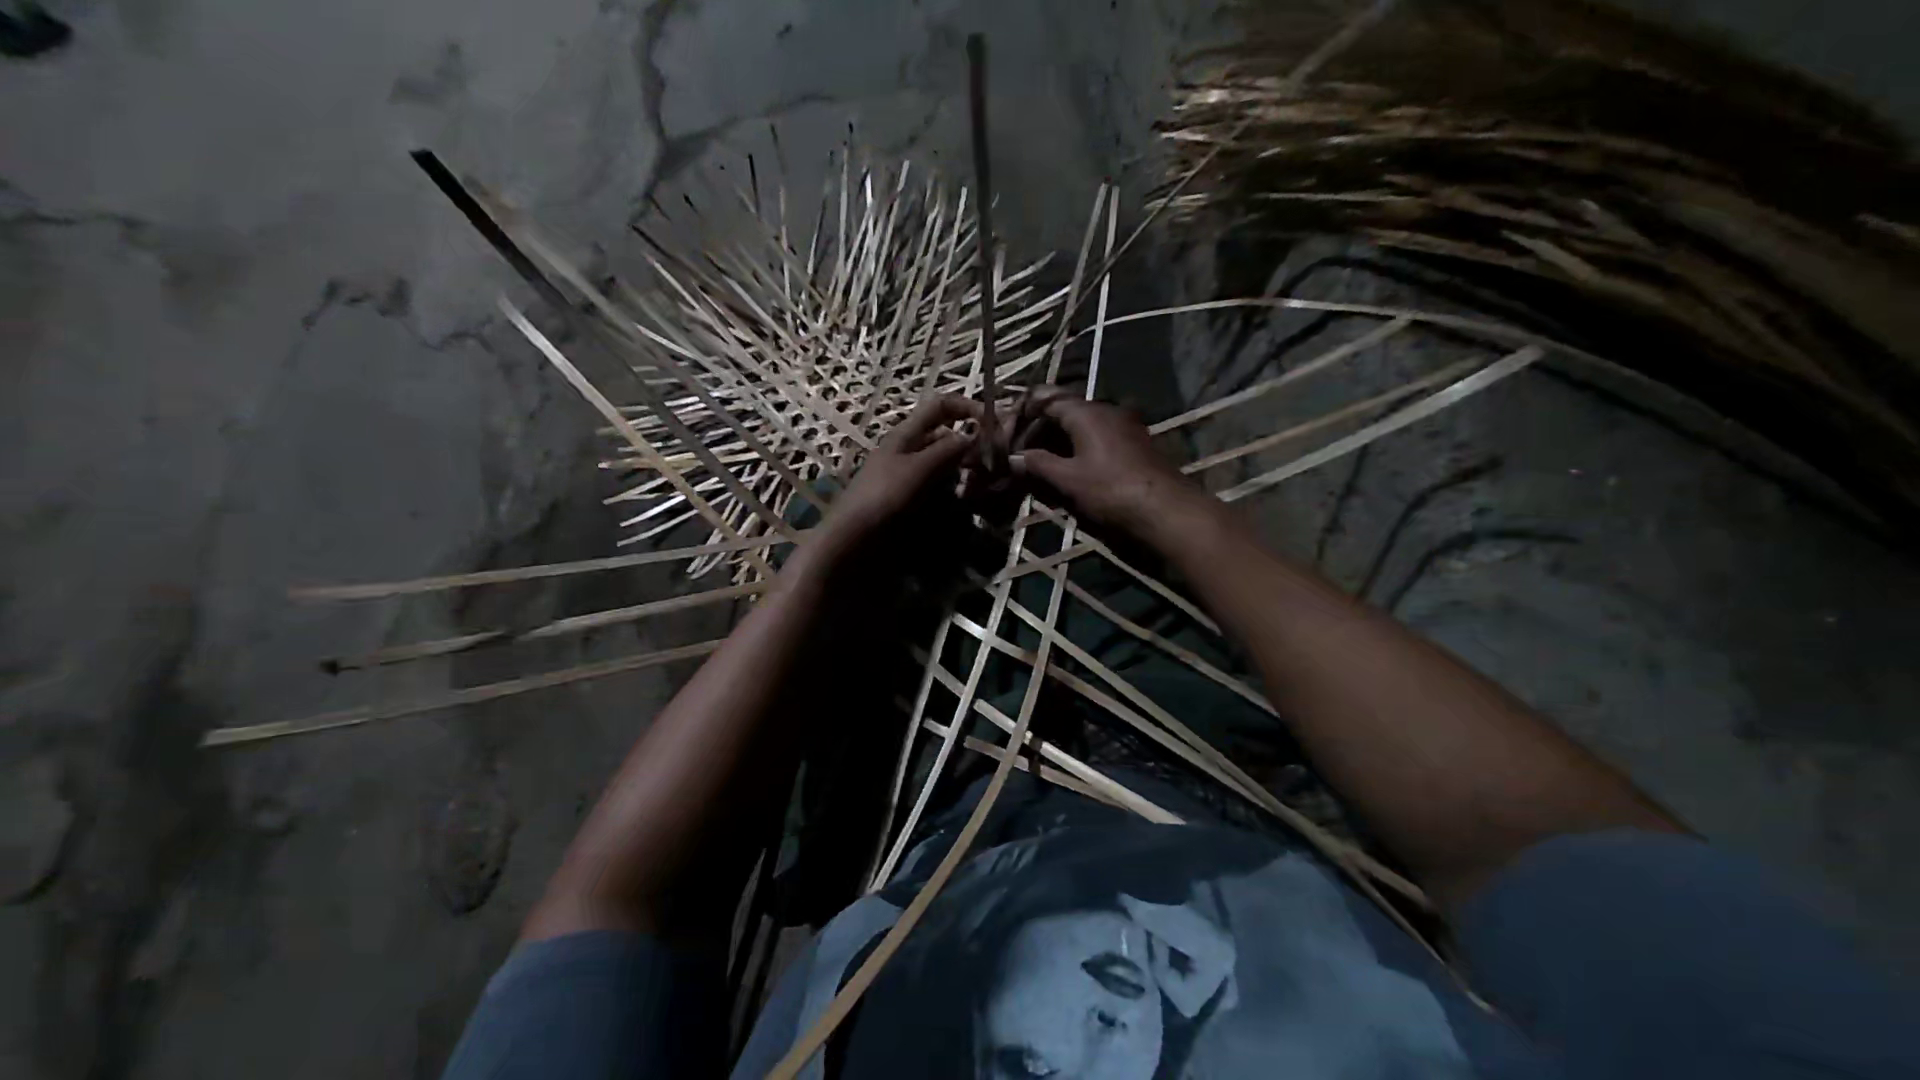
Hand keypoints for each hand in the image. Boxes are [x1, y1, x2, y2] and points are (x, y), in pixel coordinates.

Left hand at [816, 394, 981, 552]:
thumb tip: (975, 435)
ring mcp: (912, 481)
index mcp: (906, 435)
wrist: (853, 544)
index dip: (968, 408)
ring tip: (986, 490)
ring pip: (949, 469)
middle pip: (949, 440)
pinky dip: (958, 497)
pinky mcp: (915, 507)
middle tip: (995, 467)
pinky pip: (944, 495)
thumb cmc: (881, 498)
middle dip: (973, 449)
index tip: (995, 424)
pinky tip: (968, 508)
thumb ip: (947, 450)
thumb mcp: (917, 468)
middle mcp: (910, 453)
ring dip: (968, 476)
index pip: (941, 407)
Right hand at [1008, 389, 1206, 536]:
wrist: (1165, 510)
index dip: (1021, 414)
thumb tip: (1013, 459)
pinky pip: (1094, 440)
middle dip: (1036, 432)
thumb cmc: (1111, 489)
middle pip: (1061, 412)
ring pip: (1078, 428)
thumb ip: (1037, 465)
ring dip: (1055, 444)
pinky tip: (1066, 474)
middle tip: (1018, 457)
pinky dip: (1075, 451)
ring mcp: (1121, 427)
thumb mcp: (1068, 479)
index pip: (1044, 398)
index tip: (1005, 435)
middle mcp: (1104, 411)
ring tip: (1037, 469)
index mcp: (1085, 411)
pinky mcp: (1131, 446)